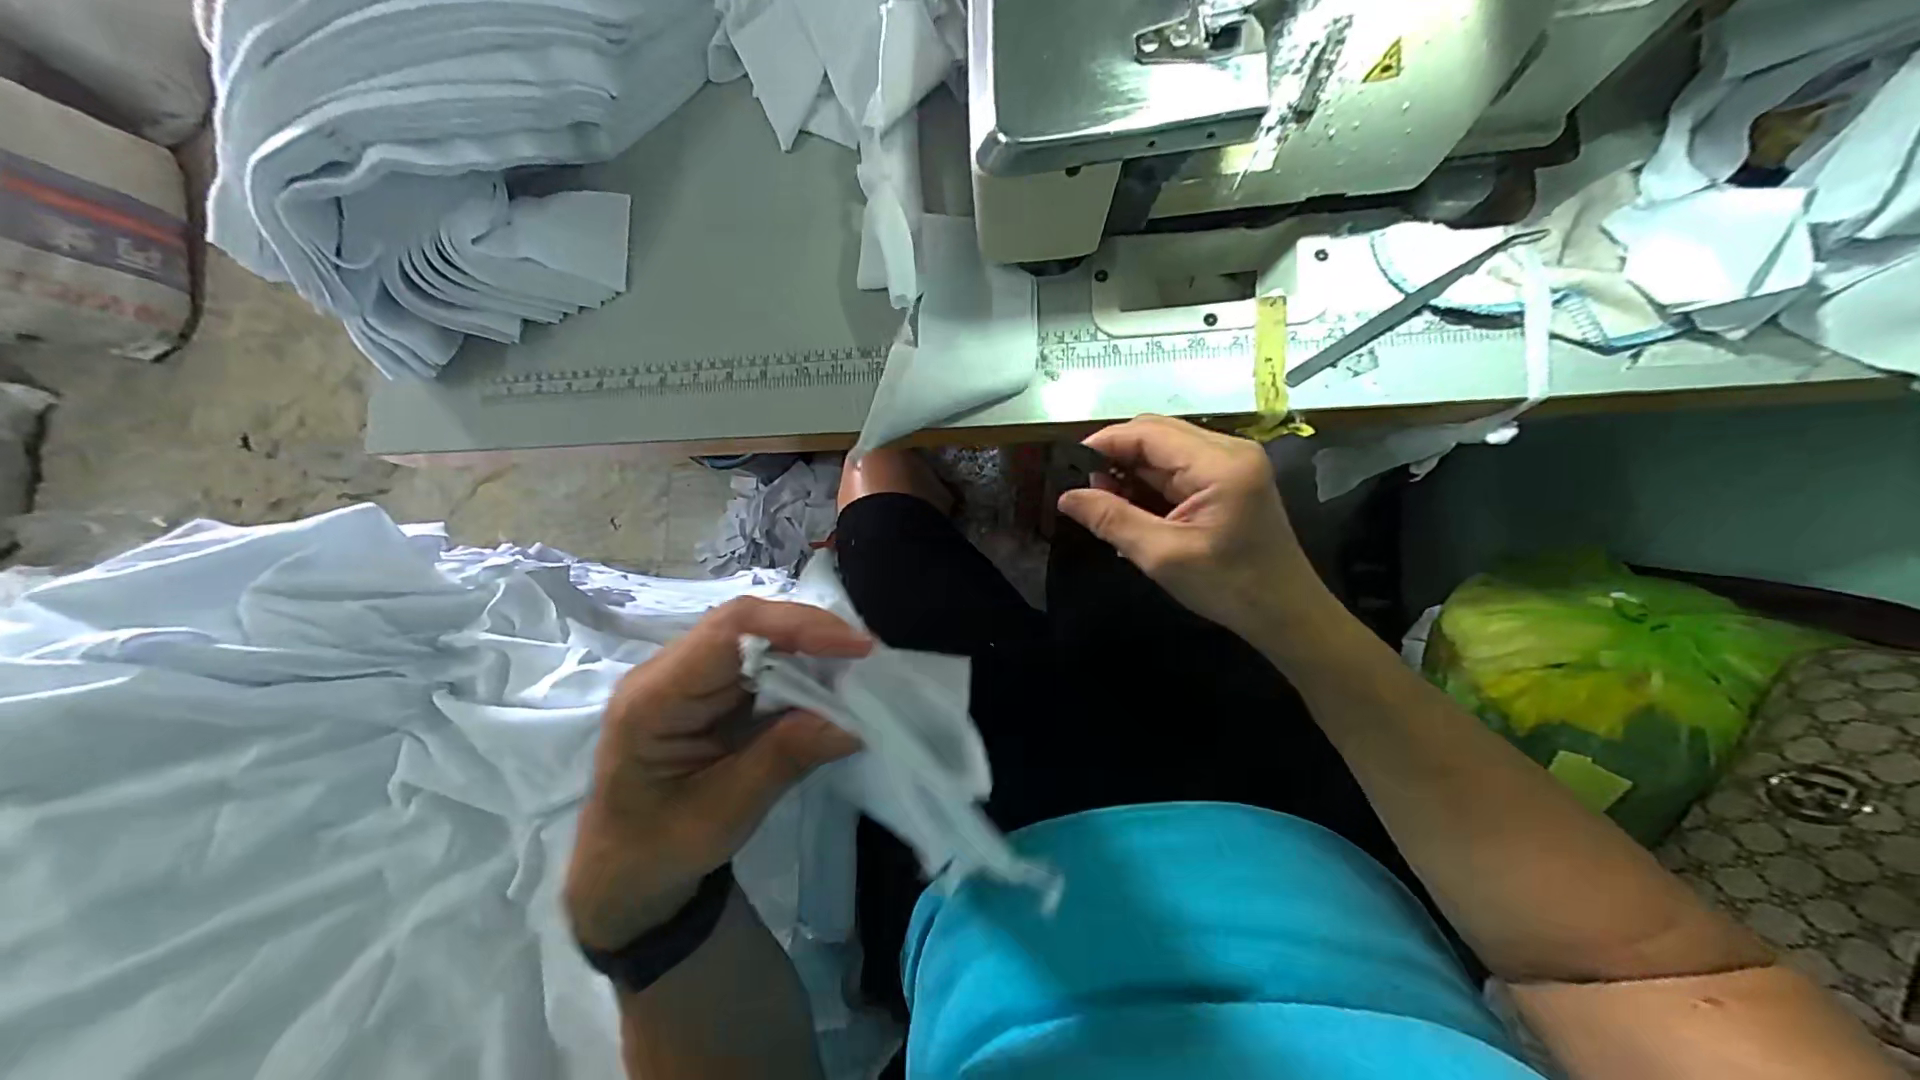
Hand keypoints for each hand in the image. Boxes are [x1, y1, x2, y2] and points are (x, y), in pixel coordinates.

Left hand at [564, 597, 871, 951]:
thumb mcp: (723, 815)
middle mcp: (668, 671)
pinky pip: (761, 660)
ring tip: (858, 668)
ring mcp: (688, 675)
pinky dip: (802, 667)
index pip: (730, 632)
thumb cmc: (658, 850)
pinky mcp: (709, 688)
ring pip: (759, 635)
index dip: (798, 628)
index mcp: (654, 698)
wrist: (622, 874)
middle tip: (868, 656)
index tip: (857, 648)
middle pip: (747, 623)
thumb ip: (784, 759)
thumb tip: (853, 721)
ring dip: (812, 648)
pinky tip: (830, 682)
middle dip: (813, 632)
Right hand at [1057, 414, 1330, 641]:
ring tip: (1106, 505)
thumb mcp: (1162, 556)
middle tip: (1087, 493)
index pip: (1148, 432)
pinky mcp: (1230, 478)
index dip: (1103, 444)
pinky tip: (1133, 508)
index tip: (1068, 467)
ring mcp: (1233, 462)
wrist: (1286, 613)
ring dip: (1131, 471)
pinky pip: (1179, 466)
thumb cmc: (1229, 587)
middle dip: (1115, 457)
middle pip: (1156, 433)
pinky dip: (1150, 482)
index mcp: (1220, 463)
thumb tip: (1066, 496)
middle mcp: (1229, 450)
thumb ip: (1111, 519)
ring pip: (1165, 449)